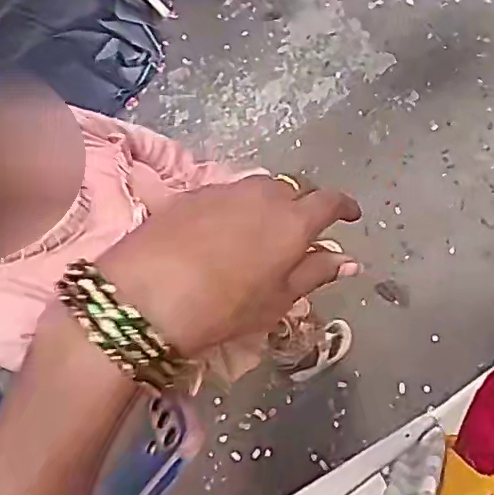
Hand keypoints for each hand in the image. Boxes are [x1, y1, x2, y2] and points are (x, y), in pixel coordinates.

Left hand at [96, 176, 360, 354]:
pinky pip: (228, 194)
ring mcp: (224, 190)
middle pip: (294, 190)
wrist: (143, 296)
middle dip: (305, 206)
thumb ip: (315, 273)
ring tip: (265, 229)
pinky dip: (238, 207)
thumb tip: (347, 260)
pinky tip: (227, 230)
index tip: (350, 215)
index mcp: (293, 220)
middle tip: (304, 231)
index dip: (344, 207)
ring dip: (270, 203)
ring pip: (259, 188)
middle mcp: (262, 194)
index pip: (329, 201)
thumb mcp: (277, 299)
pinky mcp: (190, 194)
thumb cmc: (224, 307)